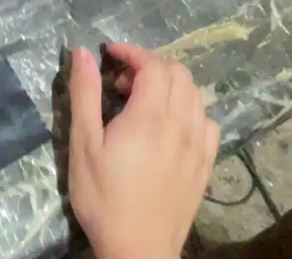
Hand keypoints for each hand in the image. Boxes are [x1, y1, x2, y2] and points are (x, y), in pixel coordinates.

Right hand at [68, 43, 219, 258]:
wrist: (137, 251)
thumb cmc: (103, 196)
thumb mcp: (83, 142)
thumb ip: (85, 93)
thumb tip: (83, 52)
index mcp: (149, 119)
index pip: (154, 66)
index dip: (132, 52)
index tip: (108, 55)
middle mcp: (181, 128)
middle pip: (179, 75)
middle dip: (149, 66)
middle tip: (120, 81)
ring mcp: (198, 150)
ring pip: (196, 97)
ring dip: (169, 86)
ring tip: (140, 101)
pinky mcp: (205, 168)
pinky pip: (208, 124)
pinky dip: (189, 111)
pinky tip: (168, 125)